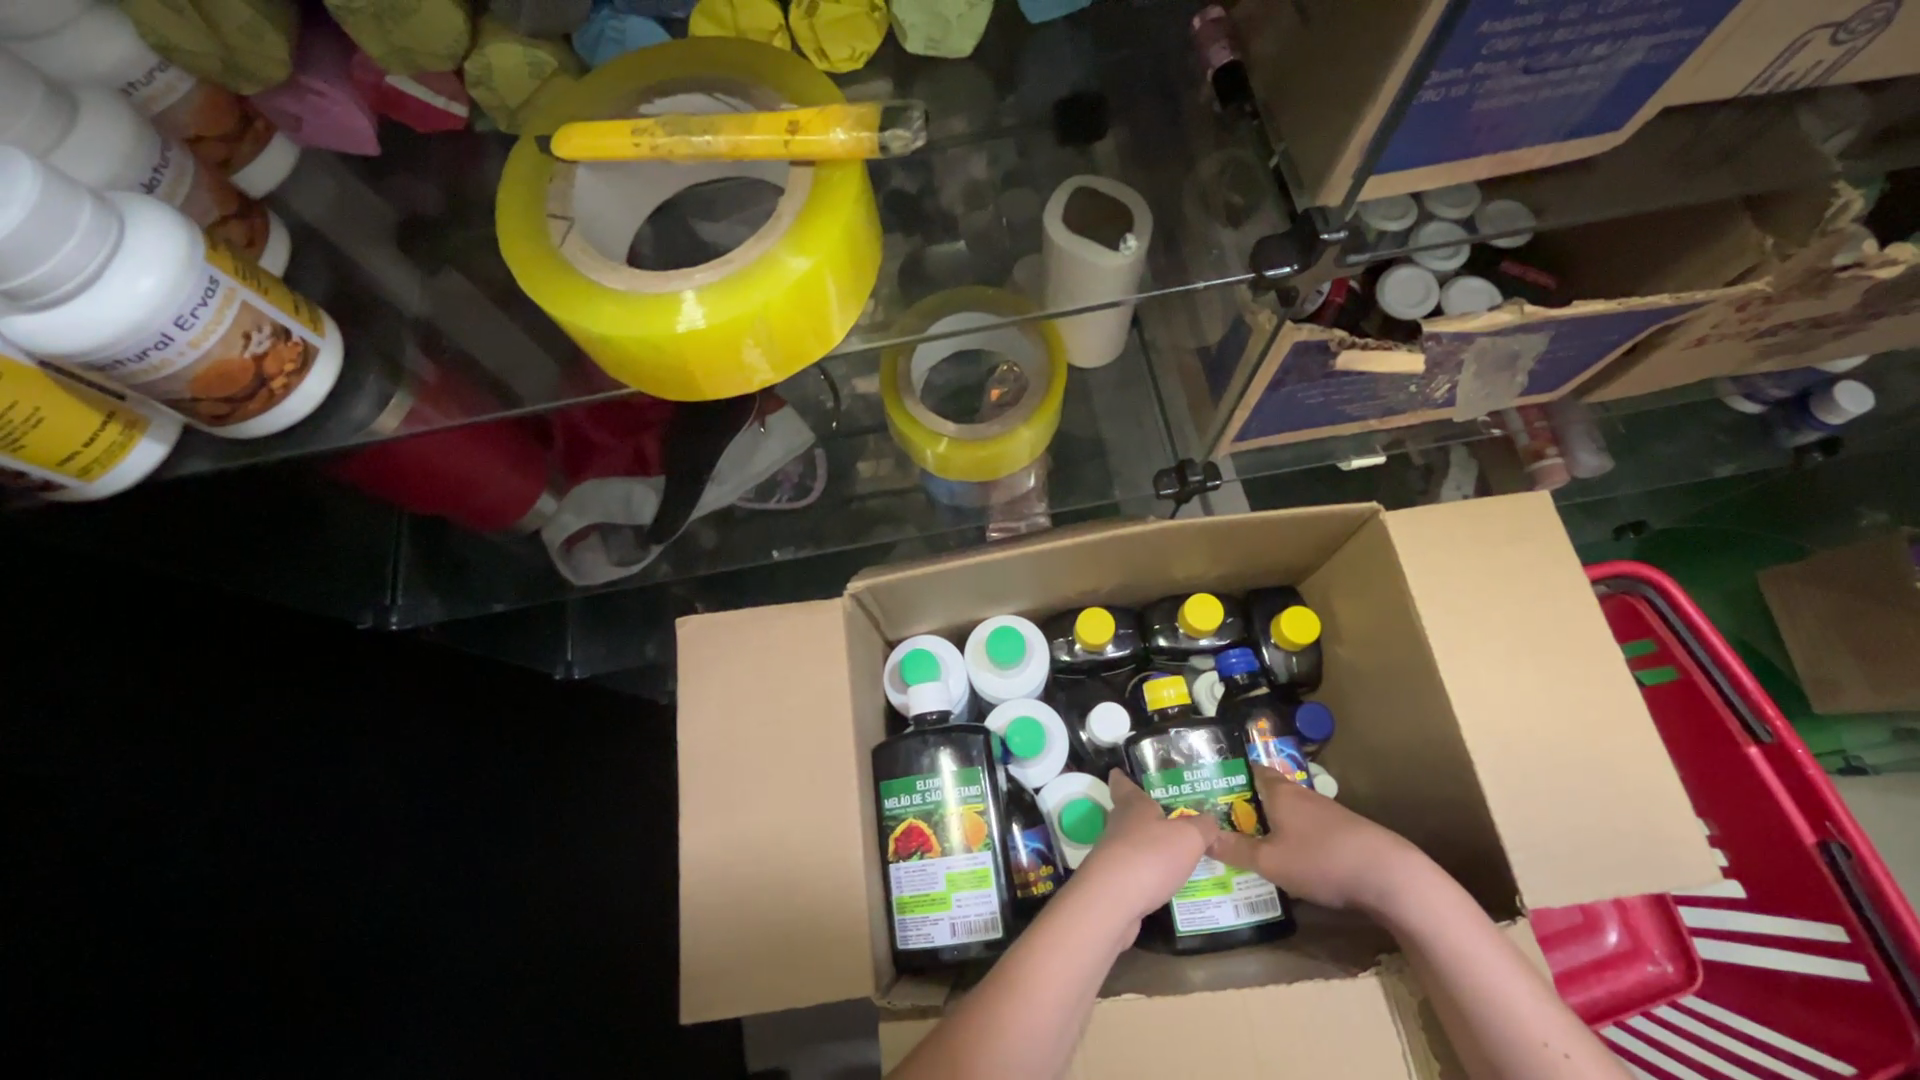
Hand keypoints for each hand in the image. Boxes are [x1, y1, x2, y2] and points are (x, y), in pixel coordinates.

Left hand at [1063, 769, 1218, 925]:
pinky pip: (1135, 872)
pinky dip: (1149, 874)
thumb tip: (1209, 820)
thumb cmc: (1150, 856)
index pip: (1122, 784)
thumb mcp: (1189, 837)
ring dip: (1151, 847)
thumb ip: (1203, 826)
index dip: (1122, 777)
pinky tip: (1168, 882)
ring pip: (1133, 844)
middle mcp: (1118, 826)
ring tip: (1178, 852)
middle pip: (1129, 814)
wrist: (1112, 902)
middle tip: (1171, 815)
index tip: (1119, 771)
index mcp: (1132, 806)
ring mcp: (1113, 856)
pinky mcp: (1113, 883)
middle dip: (1146, 814)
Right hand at [1206, 765, 1428, 913]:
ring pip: (1289, 815)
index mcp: (1281, 793)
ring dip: (1270, 827)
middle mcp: (1303, 796)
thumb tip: (1202, 838)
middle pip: (1268, 794)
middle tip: (1221, 825)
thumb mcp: (1269, 861)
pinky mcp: (1345, 835)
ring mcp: (1327, 815)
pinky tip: (1288, 863)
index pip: (1252, 771)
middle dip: (1246, 808)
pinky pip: (1307, 832)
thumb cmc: (1321, 860)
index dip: (1231, 778)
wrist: (1390, 877)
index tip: (1210, 791)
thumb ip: (1235, 849)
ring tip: (1248, 847)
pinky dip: (1292, 841)